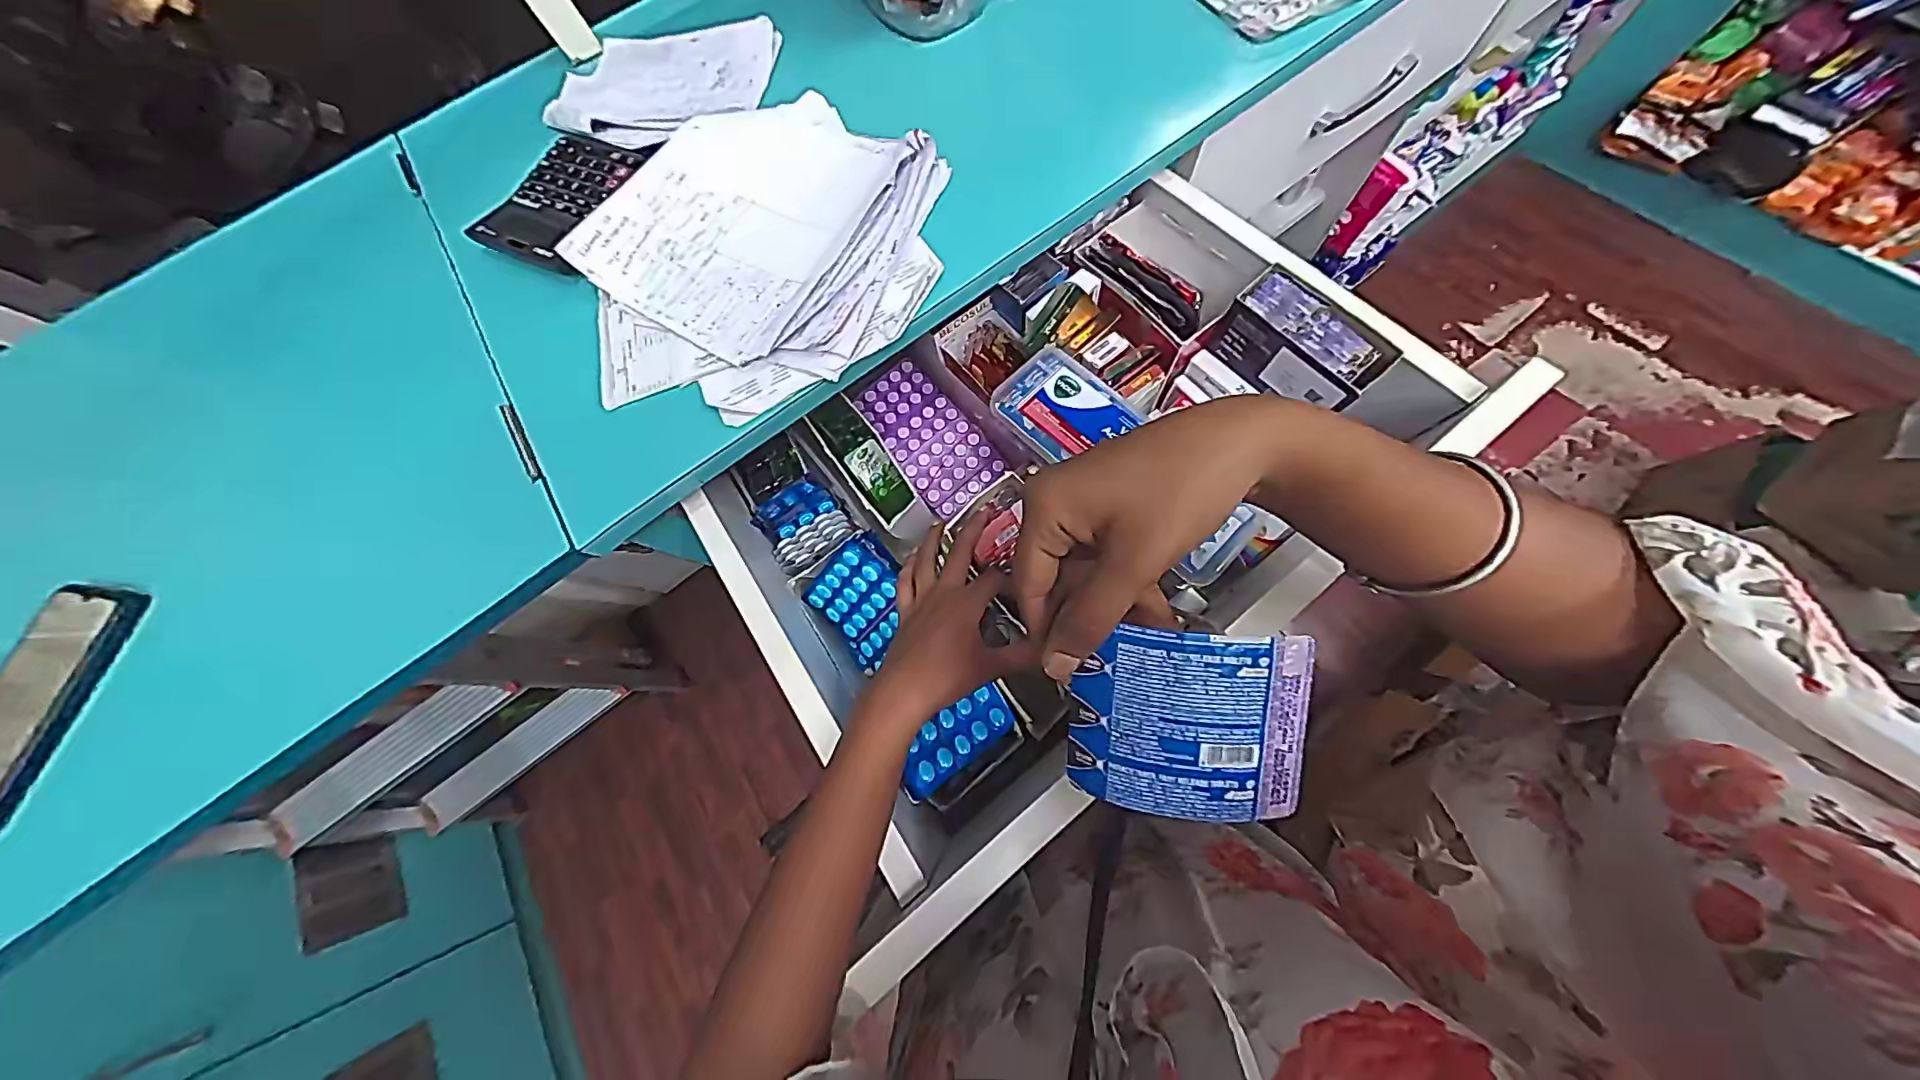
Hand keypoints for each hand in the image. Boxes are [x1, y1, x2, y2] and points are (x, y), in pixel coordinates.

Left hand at [861, 514, 1041, 732]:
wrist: (903, 692)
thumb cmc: (945, 678)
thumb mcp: (991, 667)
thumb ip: (1022, 657)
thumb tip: (1048, 651)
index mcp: (967, 602)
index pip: (996, 576)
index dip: (1014, 575)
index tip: (1026, 580)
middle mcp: (943, 593)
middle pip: (959, 551)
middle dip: (974, 528)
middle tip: (984, 510)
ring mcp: (921, 599)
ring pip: (926, 559)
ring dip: (934, 538)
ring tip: (940, 522)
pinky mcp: (905, 612)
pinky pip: (906, 581)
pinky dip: (909, 566)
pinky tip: (912, 559)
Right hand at [1013, 397, 1273, 679]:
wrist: (1241, 440)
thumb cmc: (1181, 488)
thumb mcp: (1134, 562)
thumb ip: (1092, 617)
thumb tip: (1056, 665)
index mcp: (1043, 507)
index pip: (1027, 585)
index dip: (1047, 630)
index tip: (1068, 668)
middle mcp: (1053, 503)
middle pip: (1057, 579)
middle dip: (1093, 614)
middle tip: (1121, 648)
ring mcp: (1082, 504)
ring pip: (1085, 572)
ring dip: (1116, 602)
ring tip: (1152, 625)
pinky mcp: (1108, 507)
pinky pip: (1103, 556)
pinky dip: (1126, 580)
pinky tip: (1154, 603)